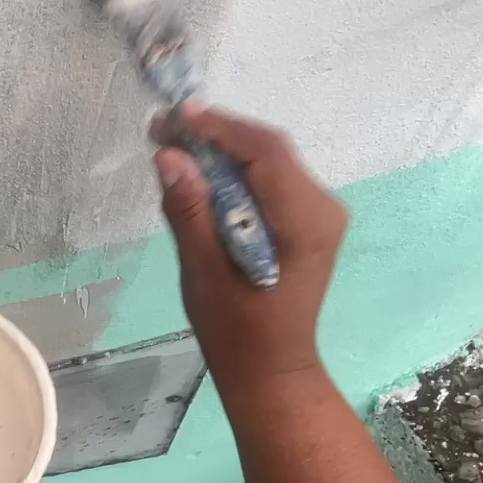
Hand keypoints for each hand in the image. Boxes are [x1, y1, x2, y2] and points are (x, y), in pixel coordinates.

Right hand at [151, 103, 347, 391]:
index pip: (265, 153)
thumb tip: (168, 156)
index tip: (174, 114)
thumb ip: (189, 211)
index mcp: (304, 221)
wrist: (269, 367)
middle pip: (268, 151)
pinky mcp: (303, 221)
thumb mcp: (203, 272)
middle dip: (214, 134)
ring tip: (169, 143)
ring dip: (218, 150)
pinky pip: (265, 181)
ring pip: (266, 162)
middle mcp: (322, 207)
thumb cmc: (235, 329)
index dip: (219, 127)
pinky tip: (195, 173)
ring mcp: (316, 214)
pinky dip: (229, 171)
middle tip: (160, 126)